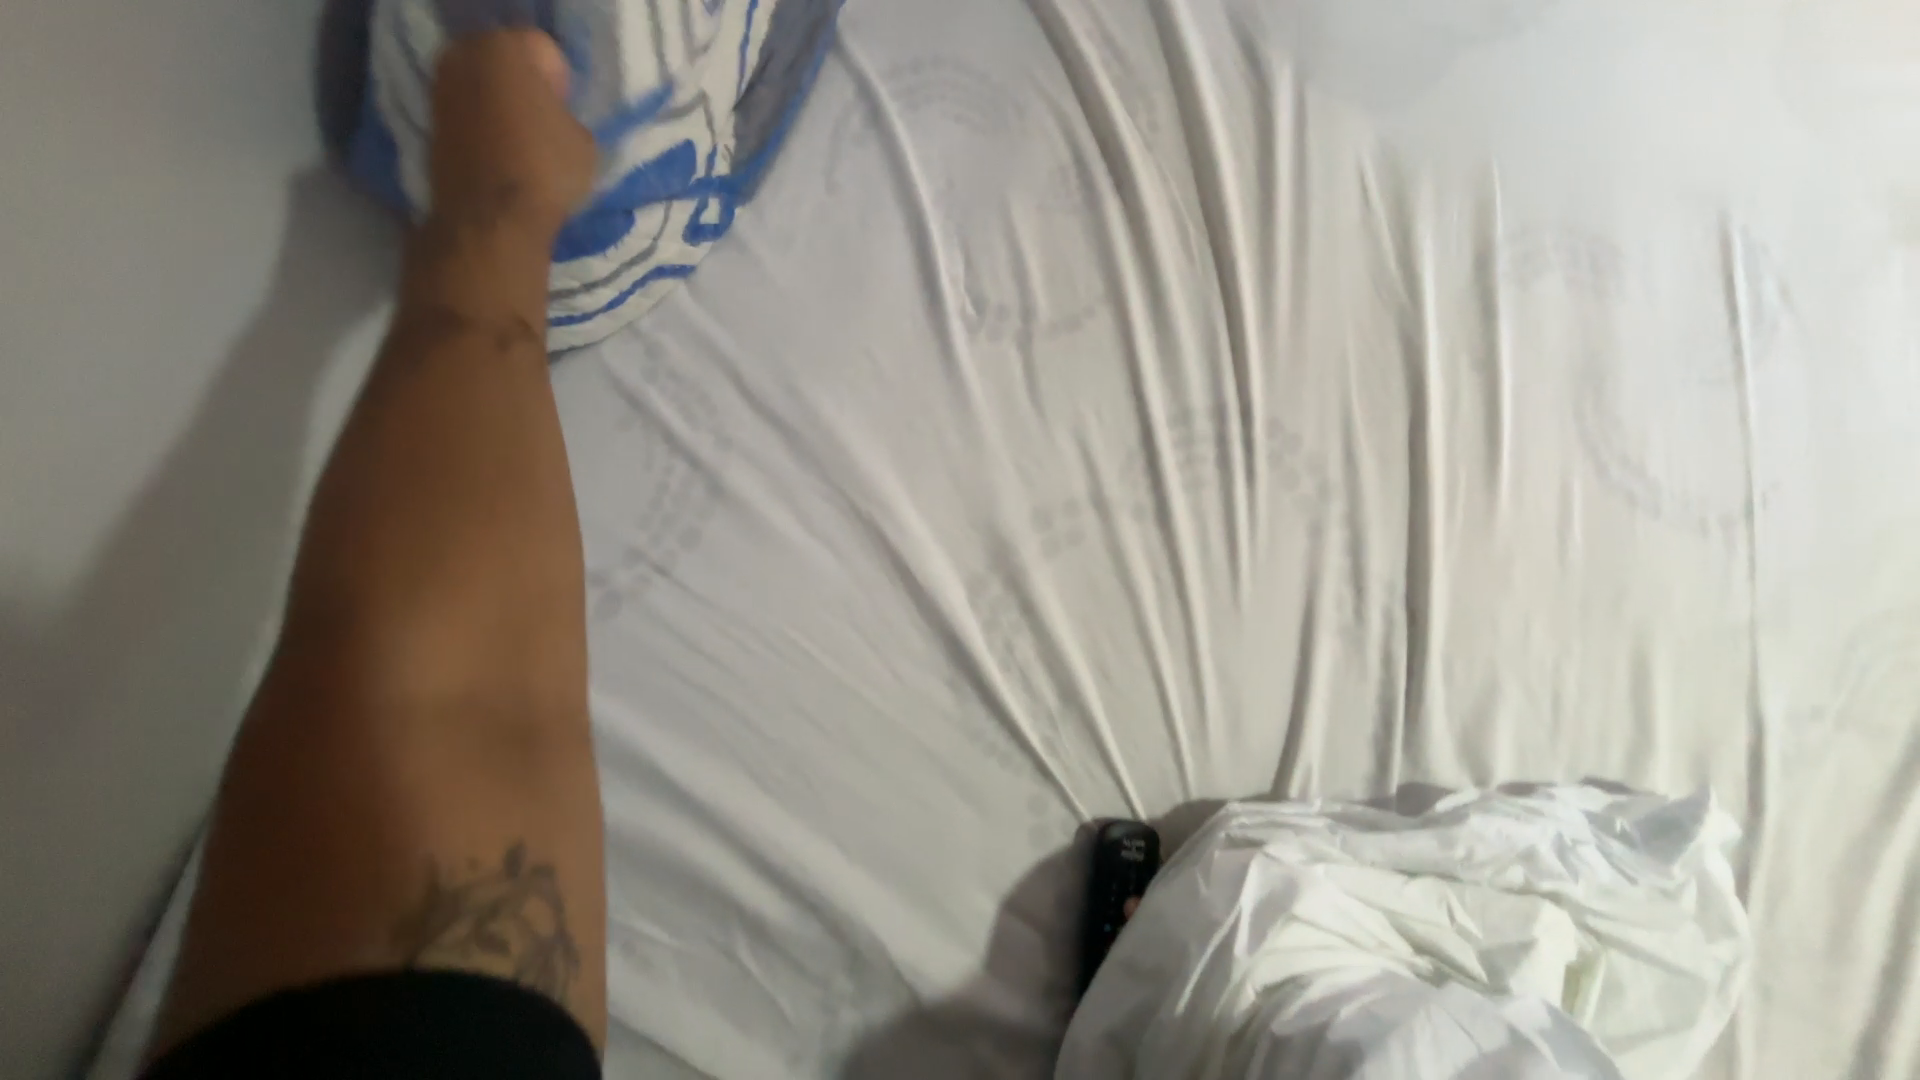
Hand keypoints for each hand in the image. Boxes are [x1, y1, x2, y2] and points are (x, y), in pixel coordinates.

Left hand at [428, 29, 596, 240]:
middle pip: (506, 60)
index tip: (567, 113)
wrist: (492, 216)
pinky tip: (501, 155)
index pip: (546, 50)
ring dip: (501, 105)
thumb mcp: (585, 142)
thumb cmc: (547, 170)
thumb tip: (555, 119)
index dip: (563, 83)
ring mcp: (441, 84)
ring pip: (484, 85)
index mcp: (507, 47)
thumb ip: (567, 116)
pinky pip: (468, 112)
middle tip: (546, 124)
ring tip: (523, 143)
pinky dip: (483, 125)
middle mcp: (464, 52)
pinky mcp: (430, 118)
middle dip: (526, 85)